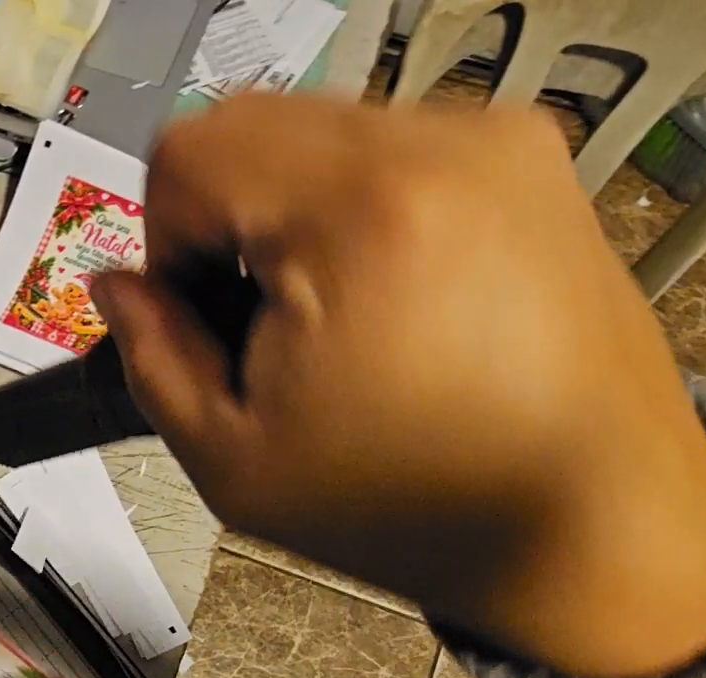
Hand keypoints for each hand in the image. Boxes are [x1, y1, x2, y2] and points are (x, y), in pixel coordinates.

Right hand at [92, 95, 705, 677]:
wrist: (586, 522)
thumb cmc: (413, 507)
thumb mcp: (233, 460)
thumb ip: (151, 359)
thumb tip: (119, 286)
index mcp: (358, 213)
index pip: (188, 152)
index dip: (163, 239)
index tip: (198, 314)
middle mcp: (440, 143)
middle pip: (248, 125)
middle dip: (218, 221)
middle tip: (248, 320)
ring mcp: (498, 141)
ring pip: (312, 131)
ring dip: (280, 214)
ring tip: (319, 316)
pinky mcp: (528, 159)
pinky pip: (384, 147)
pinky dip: (345, 208)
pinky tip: (374, 295)